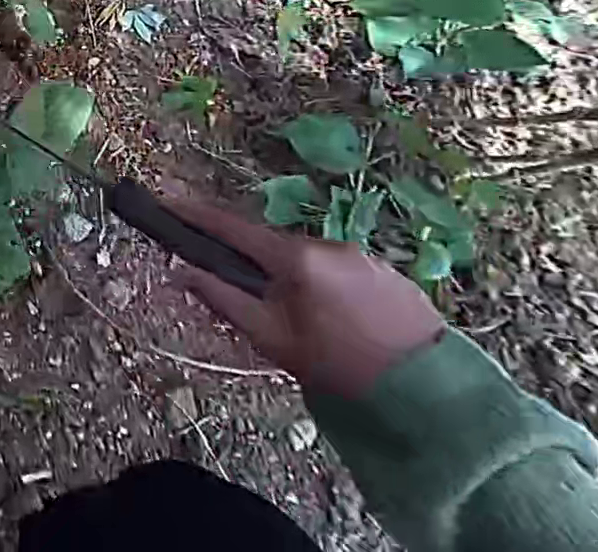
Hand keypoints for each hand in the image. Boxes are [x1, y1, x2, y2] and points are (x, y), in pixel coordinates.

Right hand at [166, 198, 443, 396]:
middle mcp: (326, 242)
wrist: (430, 396)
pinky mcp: (385, 267)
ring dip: (293, 277)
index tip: (167, 200)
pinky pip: (338, 266)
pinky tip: (337, 318)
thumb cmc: (338, 366)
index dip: (196, 214)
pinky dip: (324, 283)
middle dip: (254, 263)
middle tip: (256, 299)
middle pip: (271, 244)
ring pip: (306, 257)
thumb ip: (223, 298)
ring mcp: (359, 252)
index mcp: (294, 257)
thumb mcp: (271, 338)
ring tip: (307, 321)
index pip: (232, 227)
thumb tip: (180, 270)